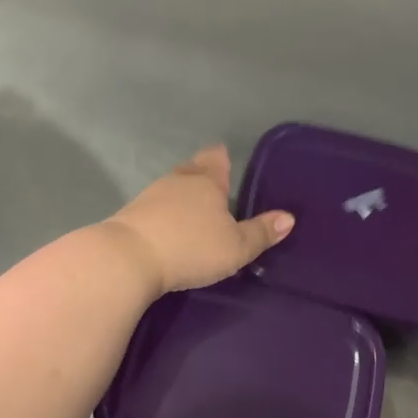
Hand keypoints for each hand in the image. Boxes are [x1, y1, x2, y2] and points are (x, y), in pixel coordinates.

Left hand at [105, 146, 294, 293]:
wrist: (128, 258)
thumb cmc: (190, 248)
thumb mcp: (235, 247)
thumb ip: (261, 232)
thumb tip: (289, 218)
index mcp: (206, 181)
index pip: (216, 158)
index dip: (223, 159)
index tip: (226, 160)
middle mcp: (177, 181)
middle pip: (192, 170)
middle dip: (202, 176)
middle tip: (214, 188)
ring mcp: (150, 196)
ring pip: (171, 188)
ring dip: (181, 197)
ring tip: (193, 212)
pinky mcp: (131, 216)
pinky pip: (154, 208)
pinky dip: (164, 215)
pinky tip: (168, 228)